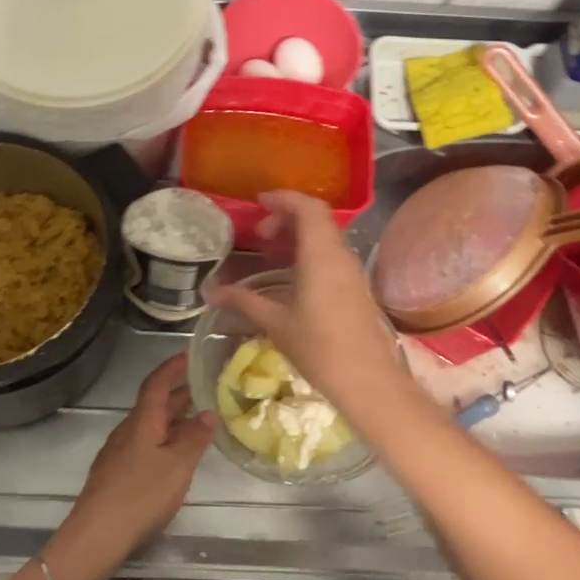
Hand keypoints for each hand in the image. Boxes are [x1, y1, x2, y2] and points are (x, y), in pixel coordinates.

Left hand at [58, 354, 214, 564]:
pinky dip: (164, 440)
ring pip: (150, 426)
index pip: (157, 383)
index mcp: (142, 421)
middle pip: (154, 405)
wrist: (98, 533)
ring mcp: (120, 452)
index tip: (189, 355)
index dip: (172, 367)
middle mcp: (128, 430)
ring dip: (173, 420)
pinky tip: (176, 455)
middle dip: (179, 395)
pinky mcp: (117, 473)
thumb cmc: (141, 494)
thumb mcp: (177, 465)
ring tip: (199, 422)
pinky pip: (145, 444)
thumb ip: (194, 438)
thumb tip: (209, 412)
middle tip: (206, 389)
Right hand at [205, 190, 414, 415]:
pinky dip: (310, 254)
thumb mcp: (275, 324)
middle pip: (317, 219)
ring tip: (271, 256)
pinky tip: (291, 279)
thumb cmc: (319, 348)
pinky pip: (332, 257)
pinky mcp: (356, 288)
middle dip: (286, 218)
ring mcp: (352, 272)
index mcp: (321, 255)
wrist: (368, 381)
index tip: (258, 203)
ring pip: (326, 238)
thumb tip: (210, 292)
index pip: (308, 207)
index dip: (283, 198)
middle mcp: (341, 256)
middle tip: (260, 236)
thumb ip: (243, 302)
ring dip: (299, 237)